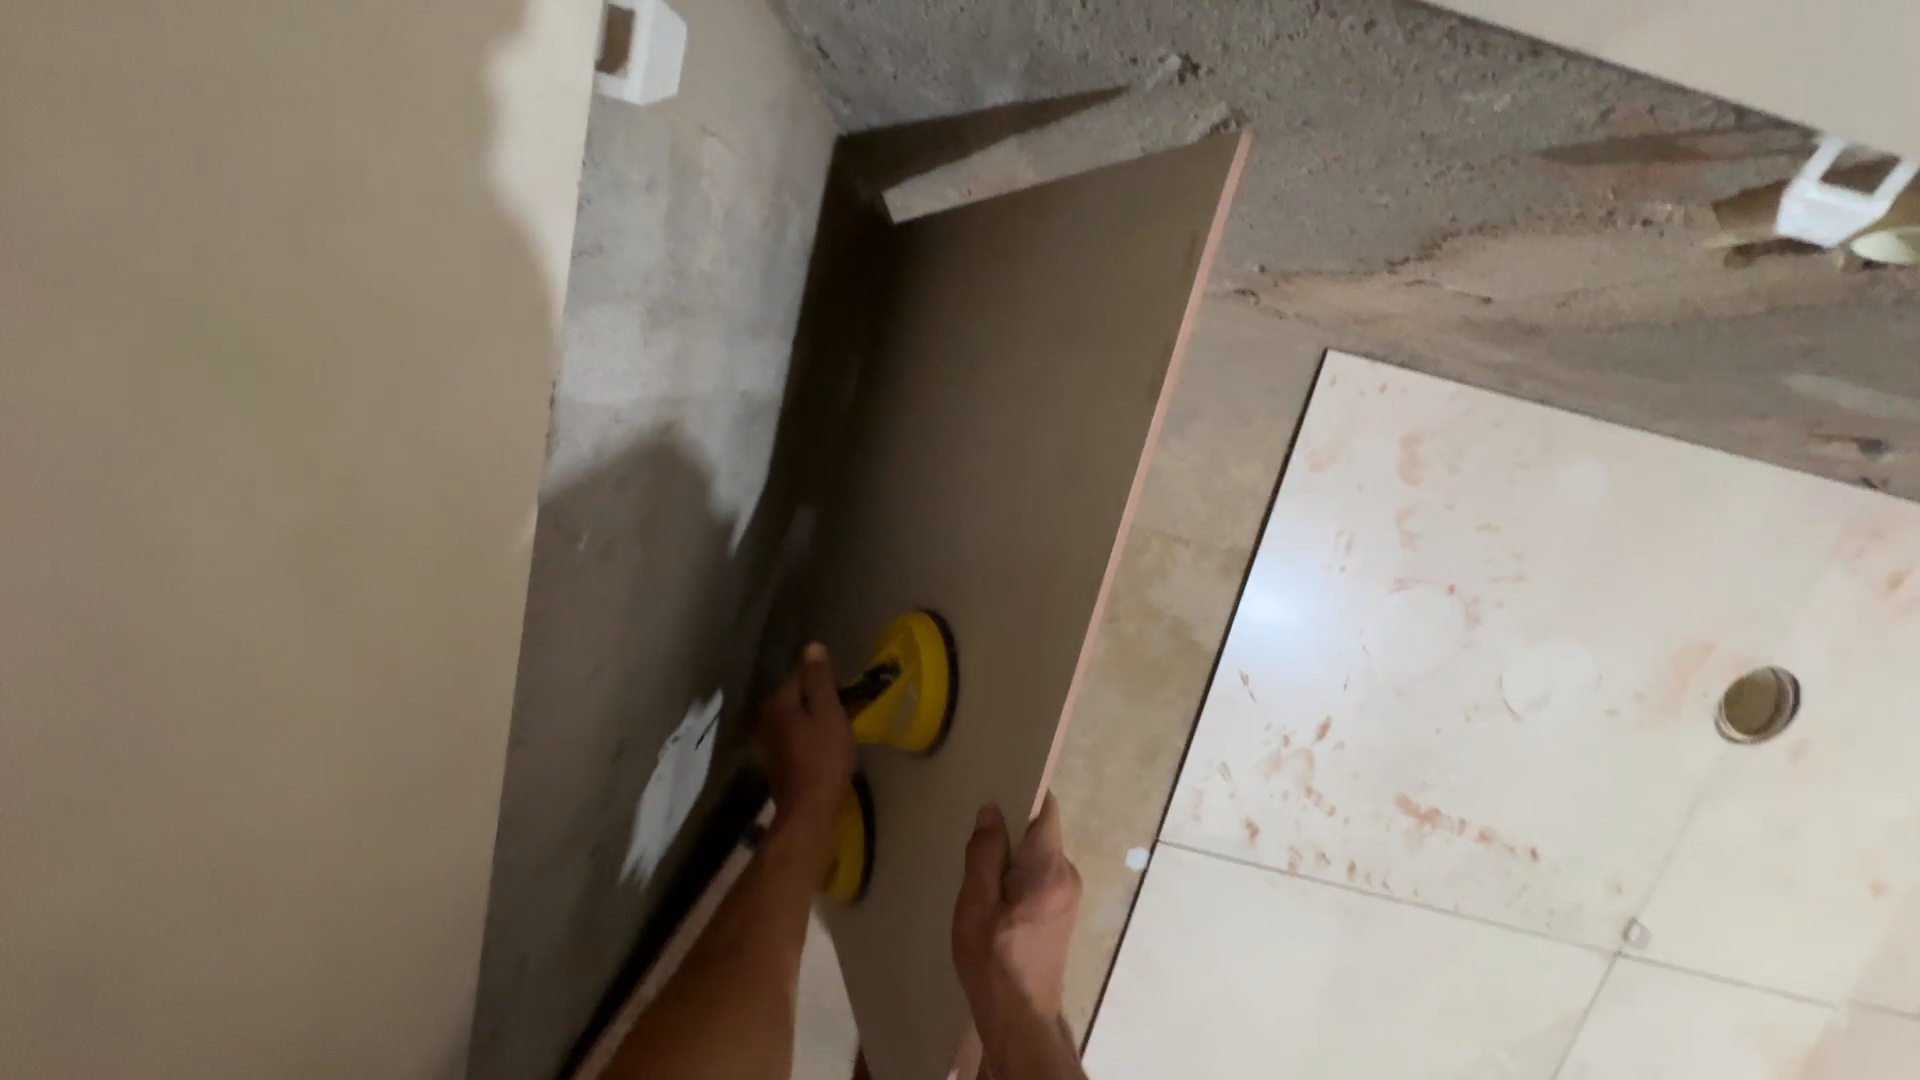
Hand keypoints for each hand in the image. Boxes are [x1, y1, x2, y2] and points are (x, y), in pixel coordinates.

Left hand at [761, 643, 855, 823]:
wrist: (808, 810)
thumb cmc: (823, 758)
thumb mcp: (828, 713)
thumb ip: (820, 679)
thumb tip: (812, 645)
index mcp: (779, 701)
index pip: (803, 673)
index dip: (828, 681)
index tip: (848, 695)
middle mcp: (767, 716)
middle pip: (799, 694)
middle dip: (822, 699)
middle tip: (847, 712)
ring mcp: (769, 739)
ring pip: (798, 715)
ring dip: (817, 718)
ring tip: (839, 730)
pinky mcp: (776, 758)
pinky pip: (796, 734)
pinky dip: (811, 735)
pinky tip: (825, 748)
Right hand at [952, 793, 1082, 1018]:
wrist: (1020, 1019)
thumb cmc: (994, 960)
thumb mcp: (977, 904)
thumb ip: (985, 853)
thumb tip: (992, 810)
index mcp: (1050, 867)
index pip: (1045, 809)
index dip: (1023, 791)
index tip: (996, 782)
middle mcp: (1068, 874)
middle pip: (1040, 831)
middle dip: (1009, 828)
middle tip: (974, 833)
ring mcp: (1069, 894)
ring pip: (1038, 855)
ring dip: (1011, 855)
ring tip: (978, 865)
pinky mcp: (1062, 912)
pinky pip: (1040, 875)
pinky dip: (1018, 875)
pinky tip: (993, 892)